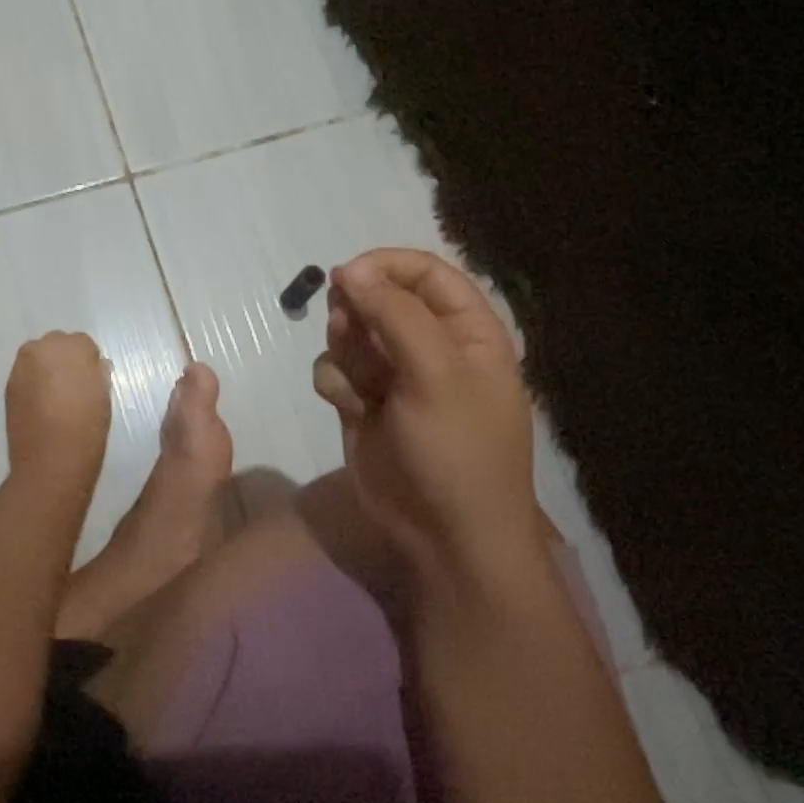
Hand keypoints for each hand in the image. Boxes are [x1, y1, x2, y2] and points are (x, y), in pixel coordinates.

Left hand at [5, 331, 112, 494]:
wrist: (50, 460)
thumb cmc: (86, 428)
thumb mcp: (103, 396)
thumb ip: (96, 374)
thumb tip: (92, 367)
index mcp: (74, 347)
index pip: (83, 344)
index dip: (88, 362)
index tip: (90, 381)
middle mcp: (44, 347)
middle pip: (56, 344)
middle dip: (63, 359)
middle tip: (71, 386)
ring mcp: (22, 365)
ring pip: (37, 356)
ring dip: (45, 368)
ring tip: (53, 396)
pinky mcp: (8, 383)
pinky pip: (24, 374)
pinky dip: (32, 382)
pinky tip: (39, 404)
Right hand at [312, 249, 542, 586]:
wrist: (444, 535)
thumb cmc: (457, 451)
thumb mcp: (435, 374)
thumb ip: (394, 314)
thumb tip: (349, 269)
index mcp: (468, 332)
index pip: (426, 272)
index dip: (385, 266)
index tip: (346, 276)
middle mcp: (431, 347)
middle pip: (380, 298)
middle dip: (358, 312)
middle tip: (350, 332)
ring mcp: (395, 376)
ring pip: (350, 333)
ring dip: (345, 350)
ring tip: (362, 384)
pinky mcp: (364, 403)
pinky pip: (335, 370)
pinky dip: (336, 383)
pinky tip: (351, 408)